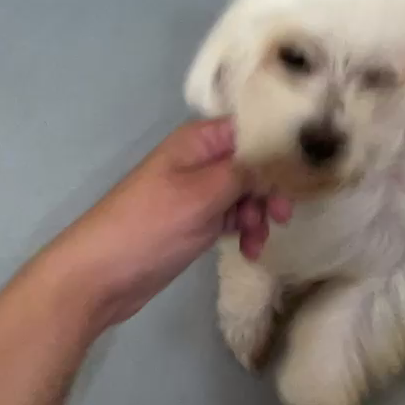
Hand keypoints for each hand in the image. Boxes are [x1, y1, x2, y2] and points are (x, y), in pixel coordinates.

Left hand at [37, 119, 291, 328]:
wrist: (98, 277)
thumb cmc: (150, 225)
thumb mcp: (203, 194)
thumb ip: (245, 174)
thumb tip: (279, 160)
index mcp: (199, 140)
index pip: (252, 128)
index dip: (279, 145)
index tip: (306, 168)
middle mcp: (202, 158)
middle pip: (253, 162)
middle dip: (271, 187)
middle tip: (283, 214)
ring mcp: (199, 191)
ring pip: (247, 191)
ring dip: (259, 214)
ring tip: (259, 239)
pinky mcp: (196, 220)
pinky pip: (233, 216)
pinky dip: (245, 230)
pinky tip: (249, 250)